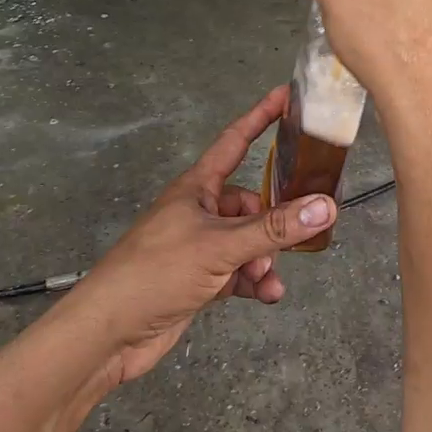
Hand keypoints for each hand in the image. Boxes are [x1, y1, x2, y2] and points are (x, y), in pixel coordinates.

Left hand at [60, 84, 336, 384]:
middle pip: (253, 202)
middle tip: (300, 230)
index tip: (288, 95)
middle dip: (275, 222)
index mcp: (198, 187)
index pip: (236, 140)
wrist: (105, 337)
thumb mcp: (220, 246)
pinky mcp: (199, 278)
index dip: (262, 116)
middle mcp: (201, 210)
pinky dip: (255, 281)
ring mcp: (199, 246)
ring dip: (265, 259)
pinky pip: (240, 271)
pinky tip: (267, 295)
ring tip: (268, 279)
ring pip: (250, 241)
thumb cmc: (155, 273)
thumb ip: (275, 228)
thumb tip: (327, 206)